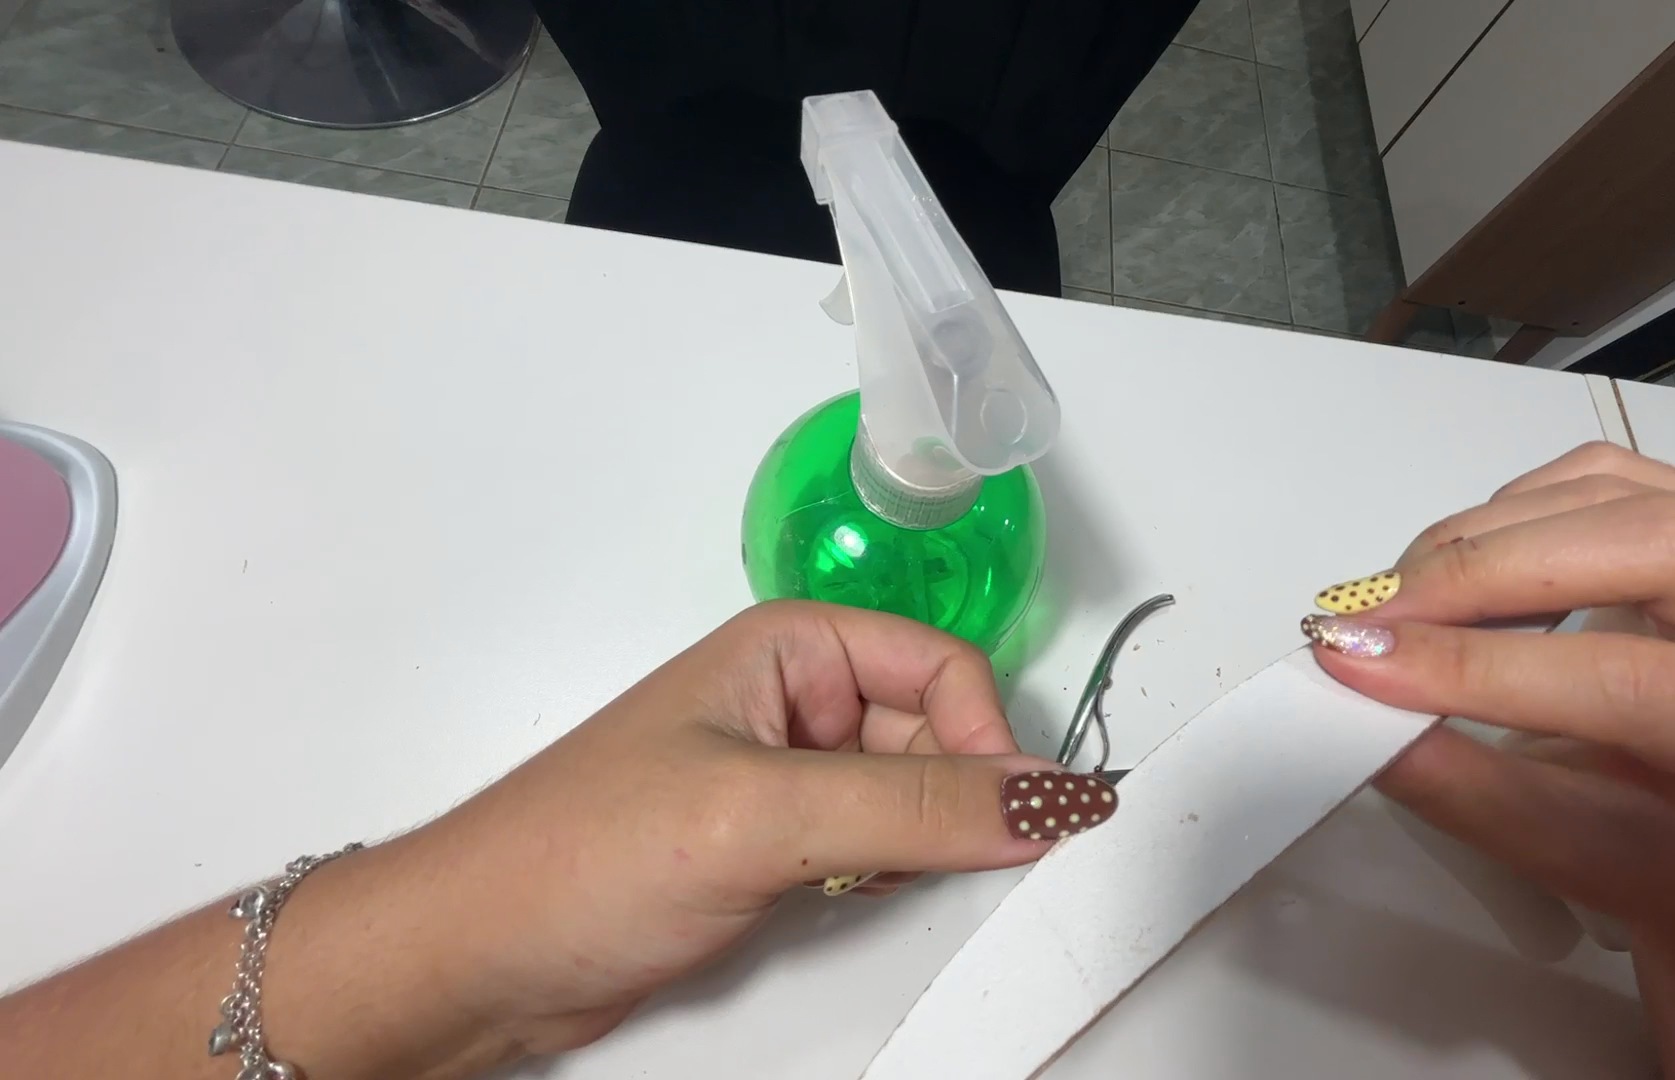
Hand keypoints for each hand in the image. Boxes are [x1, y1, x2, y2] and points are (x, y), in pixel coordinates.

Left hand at [368, 600, 1113, 1059]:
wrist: (471, 964)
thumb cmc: (592, 856)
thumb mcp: (766, 816)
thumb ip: (918, 806)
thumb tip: (1052, 798)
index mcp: (800, 646)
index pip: (943, 669)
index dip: (987, 736)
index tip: (1010, 818)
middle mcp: (807, 696)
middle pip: (936, 730)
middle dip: (954, 797)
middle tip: (929, 864)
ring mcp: (798, 768)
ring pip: (916, 790)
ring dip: (921, 840)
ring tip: (863, 881)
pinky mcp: (789, 834)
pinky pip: (882, 838)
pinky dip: (891, 870)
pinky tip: (850, 897)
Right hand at [1302, 442, 1674, 934]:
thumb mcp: (1582, 858)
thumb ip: (1465, 787)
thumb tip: (1355, 700)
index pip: (1630, 680)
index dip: (1472, 665)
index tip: (1348, 659)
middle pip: (1647, 543)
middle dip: (1477, 572)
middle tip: (1371, 615)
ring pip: (1610, 494)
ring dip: (1476, 538)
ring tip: (1401, 600)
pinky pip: (1598, 476)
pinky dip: (1506, 510)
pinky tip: (1469, 565)